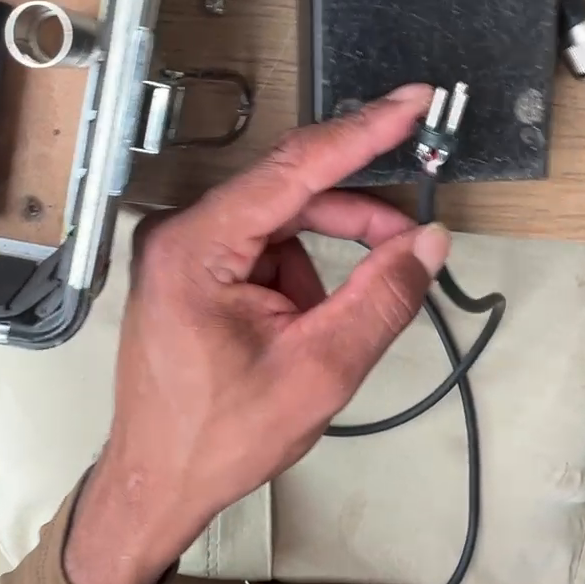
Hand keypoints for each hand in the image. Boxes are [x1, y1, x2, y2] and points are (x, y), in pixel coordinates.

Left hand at [64, 85, 451, 583]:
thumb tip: (428, 242)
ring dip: (323, 264)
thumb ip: (382, 299)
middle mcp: (182, 231)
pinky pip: (264, 250)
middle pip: (289, 194)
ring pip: (282, 225)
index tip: (415, 101)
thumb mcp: (318, 371)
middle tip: (410, 243)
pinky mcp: (192, 268)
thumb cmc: (222, 437)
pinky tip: (296, 328)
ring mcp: (183, 248)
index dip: (363, 132)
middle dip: (355, 219)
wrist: (155, 482)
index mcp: (197, 246)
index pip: (294, 169)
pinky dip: (297, 280)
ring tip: (330, 324)